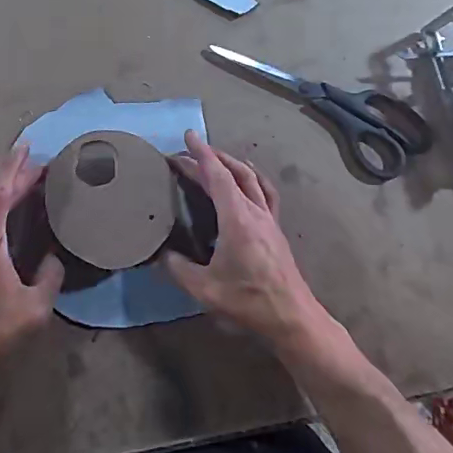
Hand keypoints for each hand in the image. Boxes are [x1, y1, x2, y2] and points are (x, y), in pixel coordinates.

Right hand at [164, 130, 327, 346]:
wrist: (291, 316)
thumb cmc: (248, 300)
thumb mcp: (205, 289)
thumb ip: (179, 269)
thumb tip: (160, 254)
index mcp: (236, 218)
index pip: (217, 175)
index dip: (201, 154)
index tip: (188, 135)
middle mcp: (254, 210)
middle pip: (233, 172)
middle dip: (211, 157)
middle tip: (189, 153)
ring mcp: (269, 218)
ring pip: (251, 178)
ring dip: (232, 163)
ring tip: (215, 159)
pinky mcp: (276, 228)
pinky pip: (265, 192)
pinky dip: (253, 178)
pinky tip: (248, 179)